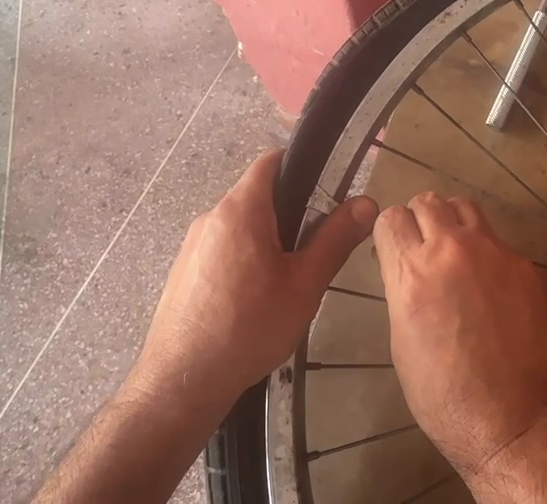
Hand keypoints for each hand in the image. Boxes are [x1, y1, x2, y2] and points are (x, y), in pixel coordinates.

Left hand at [128, 150, 377, 411]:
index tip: (327, 189)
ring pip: (239, 226)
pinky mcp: (182, 273)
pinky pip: (221, 250)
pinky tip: (253, 302)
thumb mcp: (305, 284)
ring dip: (265, 240)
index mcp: (240, 209)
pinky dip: (242, 260)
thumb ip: (336, 239)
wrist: (179, 386)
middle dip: (289, 212)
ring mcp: (191, 246)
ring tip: (286, 280)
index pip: (271, 161)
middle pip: (257, 195)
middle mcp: (210, 218)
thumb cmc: (248, 328)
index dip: (302, 165)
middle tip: (313, 247)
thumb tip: (367, 202)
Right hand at [374, 192, 546, 477]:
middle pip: (428, 201)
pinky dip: (485, 252)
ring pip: (465, 207)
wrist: (517, 419)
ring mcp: (493, 252)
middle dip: (420, 218)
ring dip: (453, 221)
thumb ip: (404, 293)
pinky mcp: (523, 263)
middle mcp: (451, 251)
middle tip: (424, 245)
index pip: (390, 219)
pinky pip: (496, 240)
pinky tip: (491, 286)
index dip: (389, 233)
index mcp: (412, 275)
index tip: (393, 249)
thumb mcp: (404, 345)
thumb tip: (407, 268)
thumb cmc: (447, 398)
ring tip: (456, 251)